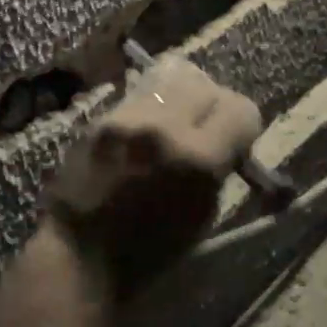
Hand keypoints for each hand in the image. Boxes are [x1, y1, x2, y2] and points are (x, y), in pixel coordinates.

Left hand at [45, 57, 262, 297]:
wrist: (82, 250)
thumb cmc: (150, 250)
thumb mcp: (202, 215)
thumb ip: (218, 167)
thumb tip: (229, 137)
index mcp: (197, 159)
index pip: (239, 109)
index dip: (244, 125)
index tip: (238, 139)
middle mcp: (163, 126)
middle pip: (207, 84)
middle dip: (214, 104)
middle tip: (207, 127)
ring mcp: (128, 115)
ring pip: (171, 76)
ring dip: (183, 95)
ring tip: (177, 119)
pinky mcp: (103, 113)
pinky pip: (140, 91)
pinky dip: (153, 102)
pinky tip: (148, 127)